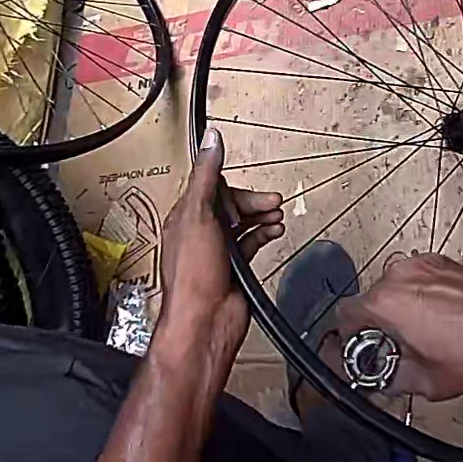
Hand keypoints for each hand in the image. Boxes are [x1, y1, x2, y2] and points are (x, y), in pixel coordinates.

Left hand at [156, 128, 282, 363]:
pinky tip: (274, 232)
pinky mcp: (235, 267)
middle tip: (272, 202)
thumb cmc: (194, 276)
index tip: (250, 185)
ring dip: (262, 216)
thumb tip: (210, 139)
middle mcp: (200, 232)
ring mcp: (218, 251)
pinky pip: (252, 242)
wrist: (206, 322)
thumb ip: (206, 175)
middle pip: (231, 204)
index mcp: (186, 217)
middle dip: (253, 202)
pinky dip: (264, 234)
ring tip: (276, 217)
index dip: (233, 187)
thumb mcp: (199, 214)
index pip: (212, 188)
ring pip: (244, 223)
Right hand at [335, 253, 462, 400]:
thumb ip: (391, 377)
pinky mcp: (441, 261)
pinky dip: (421, 293)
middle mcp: (400, 274)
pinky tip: (441, 317)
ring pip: (395, 285)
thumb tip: (380, 377)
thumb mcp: (425, 381)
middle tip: (395, 345)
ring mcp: (422, 262)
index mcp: (387, 301)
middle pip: (371, 297)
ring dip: (400, 305)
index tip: (358, 345)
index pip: (346, 312)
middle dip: (378, 321)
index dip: (348, 333)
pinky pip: (418, 276)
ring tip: (423, 332)